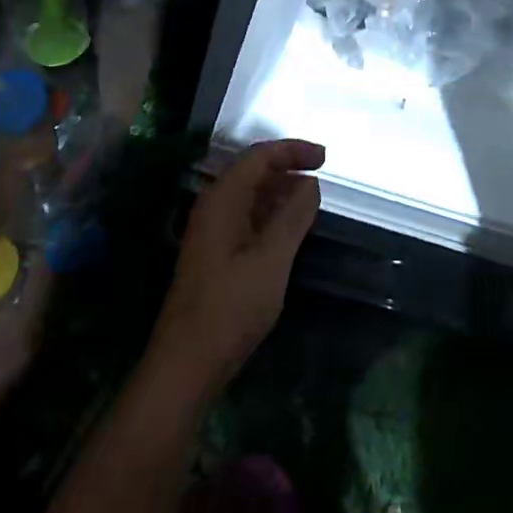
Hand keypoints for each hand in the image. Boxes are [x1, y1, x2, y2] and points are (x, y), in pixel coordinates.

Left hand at [149, 140, 323, 390]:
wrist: (187, 362)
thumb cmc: (230, 307)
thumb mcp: (271, 260)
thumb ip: (293, 217)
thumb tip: (310, 183)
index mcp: (222, 199)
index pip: (258, 157)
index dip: (292, 150)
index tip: (325, 157)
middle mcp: (213, 207)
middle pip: (252, 172)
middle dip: (287, 167)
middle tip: (323, 174)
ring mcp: (212, 232)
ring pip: (250, 196)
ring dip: (280, 191)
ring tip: (313, 198)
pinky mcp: (216, 254)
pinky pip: (247, 219)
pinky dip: (271, 214)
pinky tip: (291, 228)